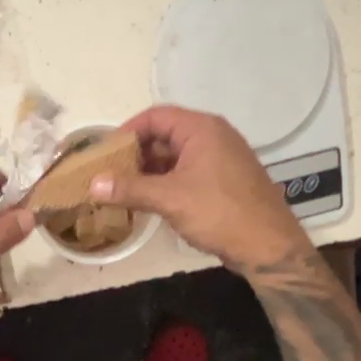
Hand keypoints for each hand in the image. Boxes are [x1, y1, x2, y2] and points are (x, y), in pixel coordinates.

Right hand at [89, 105, 308, 273]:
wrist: (266, 244)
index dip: (127, 131)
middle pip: (164, 135)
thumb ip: (130, 189)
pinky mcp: (223, 181)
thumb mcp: (170, 199)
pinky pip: (187, 173)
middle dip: (135, 154)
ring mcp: (220, 159)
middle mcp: (212, 136)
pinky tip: (150, 202)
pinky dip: (166, 183)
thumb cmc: (219, 212)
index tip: (105, 153)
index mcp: (201, 129)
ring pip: (175, 157)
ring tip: (123, 191)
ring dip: (149, 171)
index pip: (155, 116)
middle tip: (109, 174)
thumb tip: (93, 184)